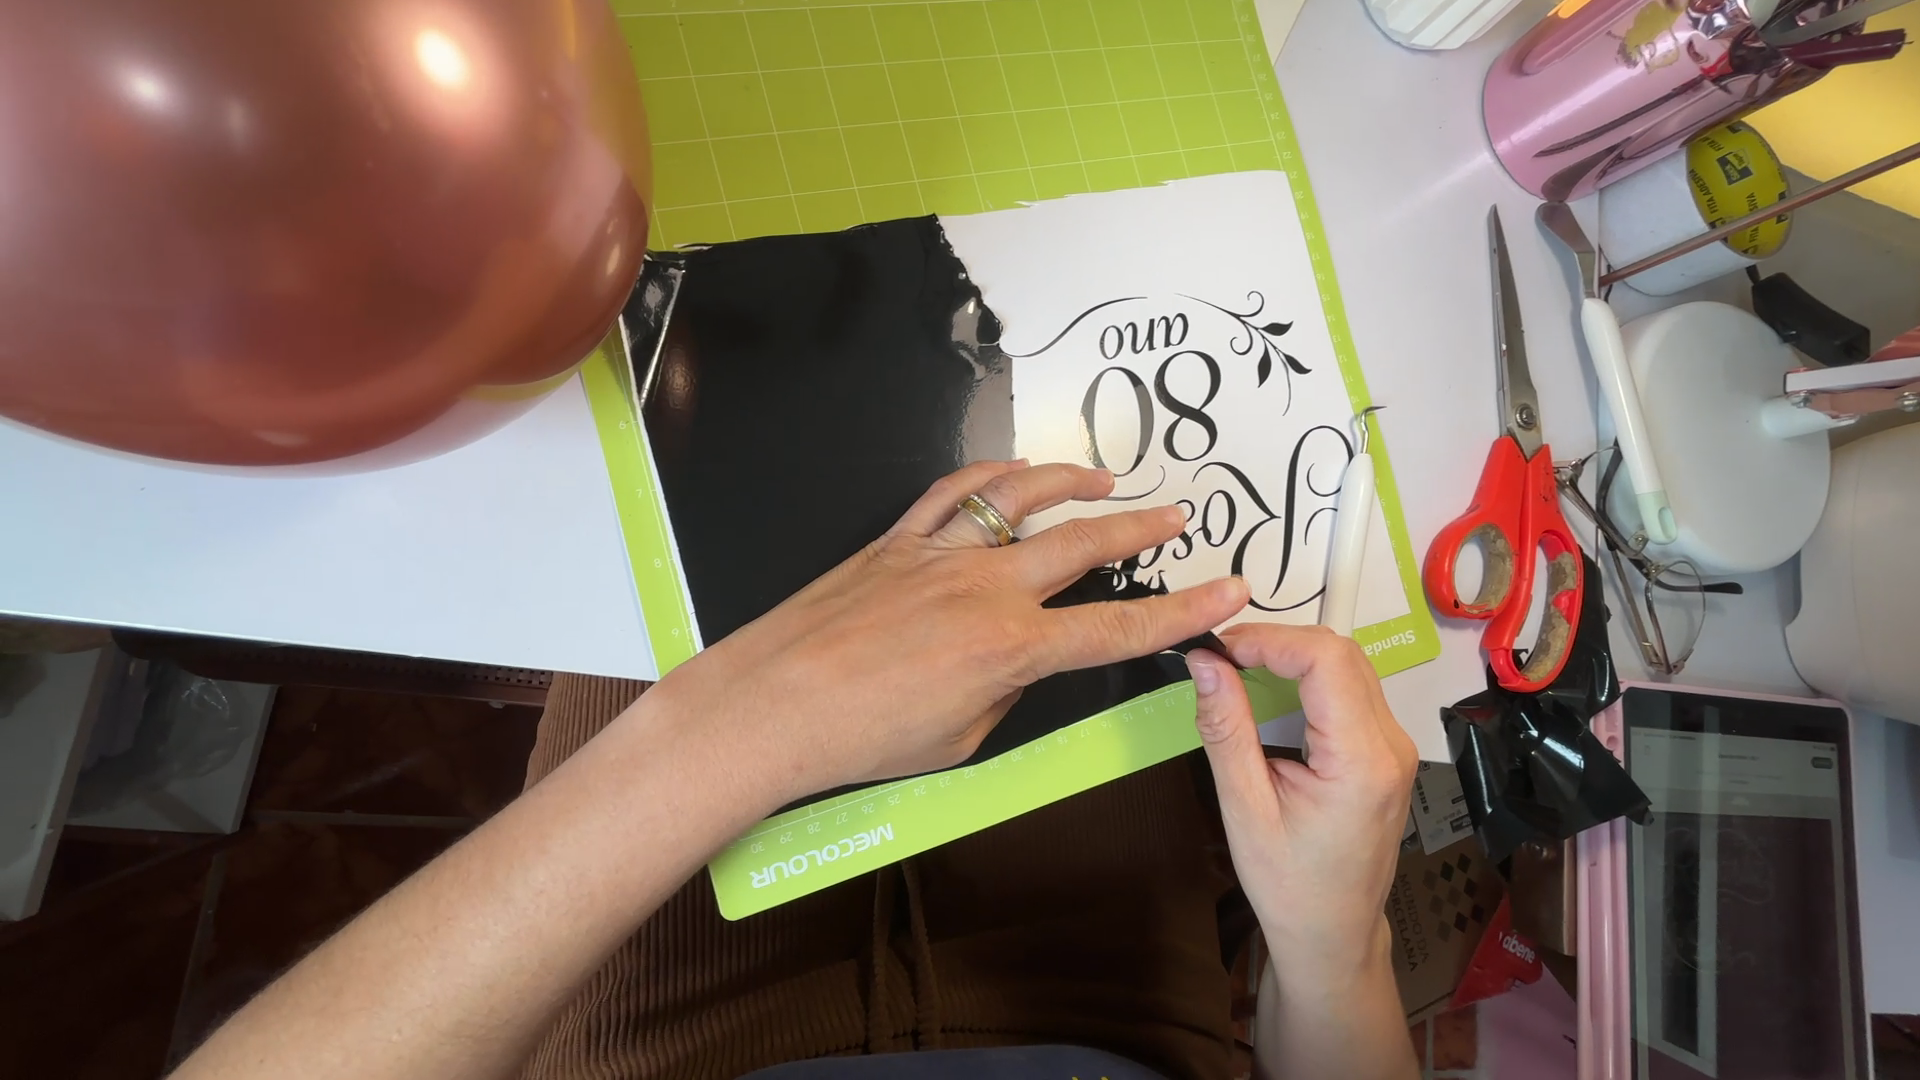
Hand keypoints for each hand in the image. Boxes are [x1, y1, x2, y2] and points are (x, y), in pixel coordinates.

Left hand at [648, 460, 1250, 804]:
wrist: (772, 706)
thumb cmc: (864, 742)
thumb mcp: (960, 738)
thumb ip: (1004, 689)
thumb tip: (1019, 658)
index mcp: (1010, 650)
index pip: (1116, 629)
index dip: (1181, 614)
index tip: (1228, 592)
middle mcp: (985, 588)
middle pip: (1081, 545)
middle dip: (1139, 531)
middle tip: (1175, 520)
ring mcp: (940, 553)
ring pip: (1020, 499)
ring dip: (1070, 483)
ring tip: (1106, 479)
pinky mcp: (898, 539)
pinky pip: (954, 492)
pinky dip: (992, 476)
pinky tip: (1015, 472)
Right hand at [1185, 625, 1416, 972]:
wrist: (1333, 933)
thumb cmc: (1286, 881)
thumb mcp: (1244, 806)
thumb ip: (1225, 728)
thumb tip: (1202, 661)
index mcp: (1362, 760)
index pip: (1326, 660)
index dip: (1268, 640)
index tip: (1217, 651)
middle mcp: (1391, 744)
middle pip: (1340, 653)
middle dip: (1275, 641)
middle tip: (1220, 657)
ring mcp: (1393, 745)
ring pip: (1346, 664)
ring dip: (1289, 653)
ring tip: (1236, 667)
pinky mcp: (1383, 749)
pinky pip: (1347, 687)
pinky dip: (1303, 673)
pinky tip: (1267, 687)